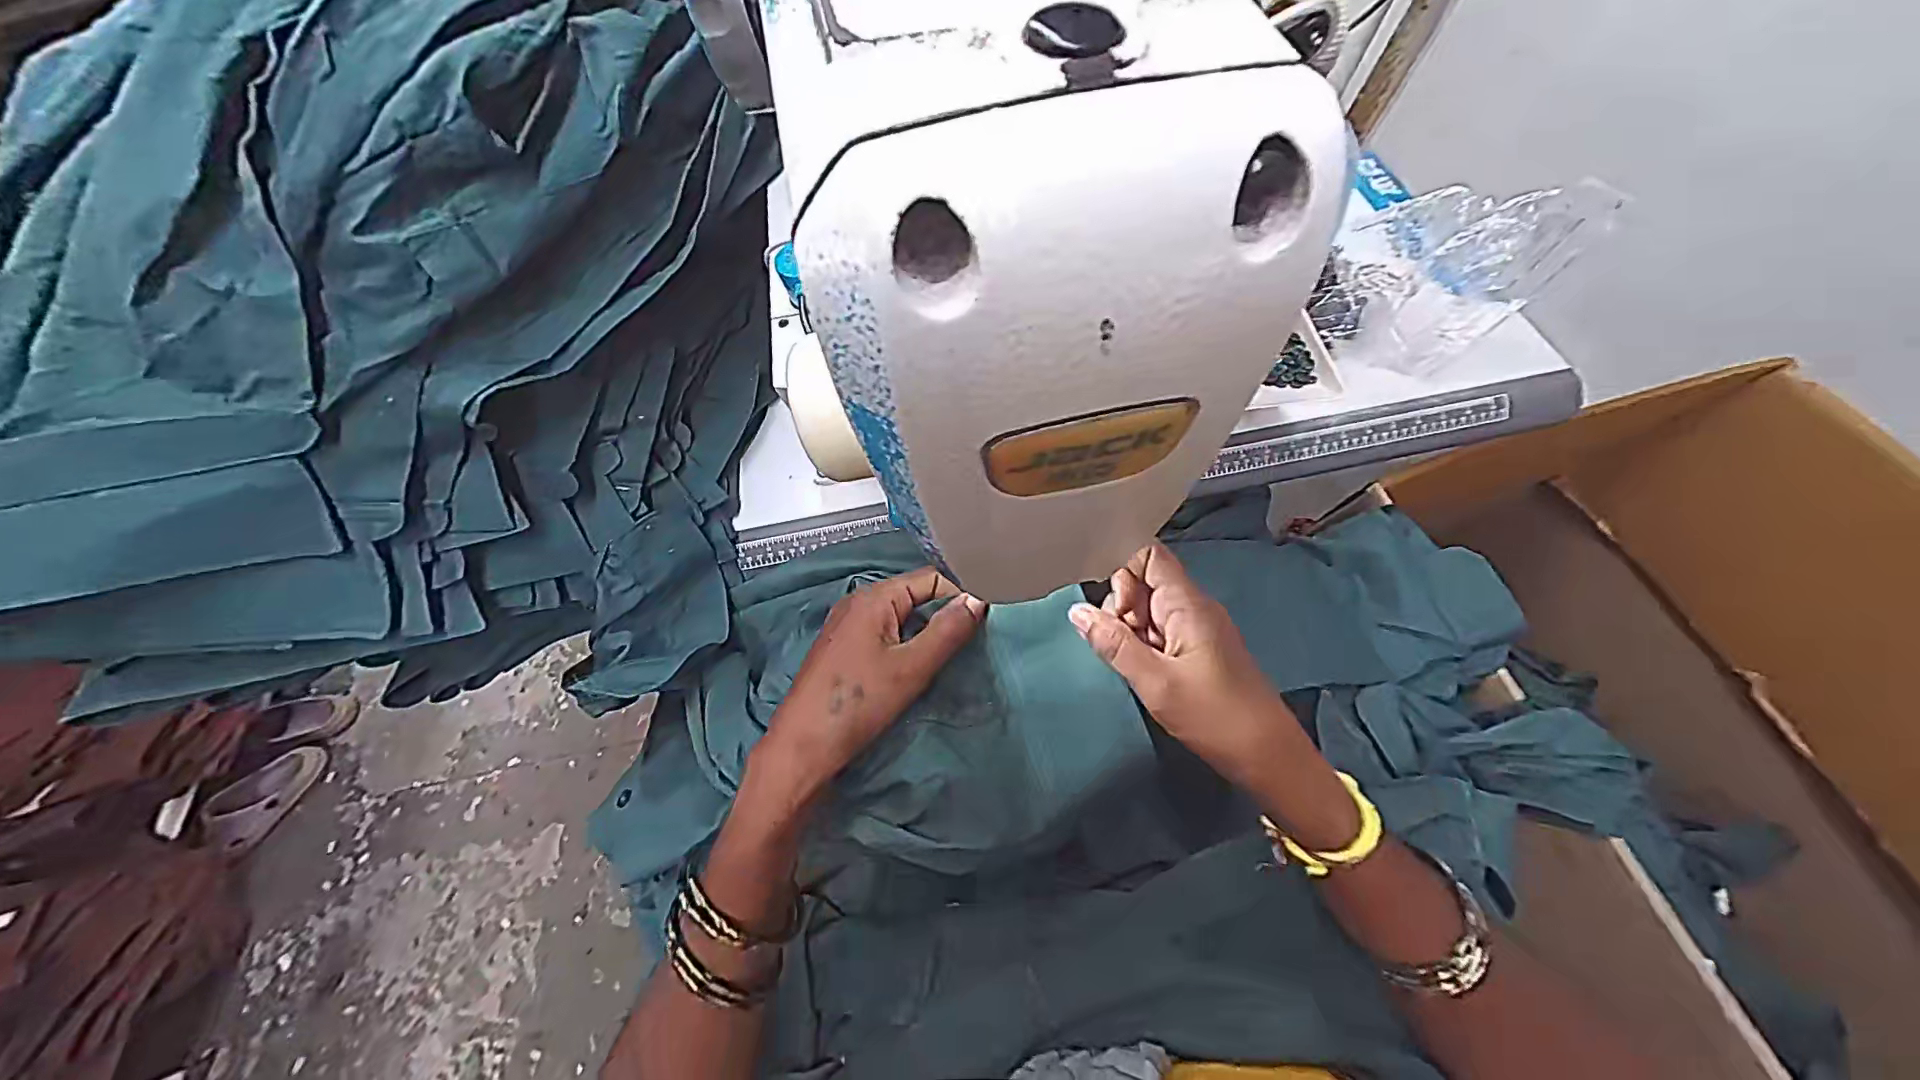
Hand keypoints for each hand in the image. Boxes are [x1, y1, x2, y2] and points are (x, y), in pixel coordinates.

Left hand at [759, 567, 987, 798]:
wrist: (801, 748)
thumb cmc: (858, 704)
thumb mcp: (912, 667)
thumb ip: (948, 630)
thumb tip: (978, 599)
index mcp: (874, 597)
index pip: (931, 579)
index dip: (959, 597)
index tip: (981, 625)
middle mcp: (858, 602)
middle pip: (915, 596)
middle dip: (942, 617)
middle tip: (966, 646)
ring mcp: (847, 626)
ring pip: (900, 618)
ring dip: (924, 635)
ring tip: (941, 661)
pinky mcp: (843, 649)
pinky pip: (884, 634)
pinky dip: (904, 646)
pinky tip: (912, 671)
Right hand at [1068, 541, 1298, 786]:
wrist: (1268, 756)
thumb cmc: (1215, 717)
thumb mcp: (1155, 681)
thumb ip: (1113, 643)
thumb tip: (1078, 612)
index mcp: (1188, 604)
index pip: (1149, 557)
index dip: (1124, 578)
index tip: (1121, 618)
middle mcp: (1194, 608)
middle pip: (1143, 584)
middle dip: (1122, 611)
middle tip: (1129, 651)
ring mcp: (1197, 630)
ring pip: (1148, 611)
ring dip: (1131, 634)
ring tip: (1141, 669)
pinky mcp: (1197, 651)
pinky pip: (1159, 634)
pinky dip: (1145, 649)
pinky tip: (1150, 676)